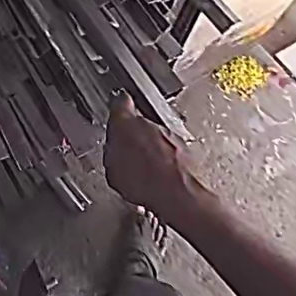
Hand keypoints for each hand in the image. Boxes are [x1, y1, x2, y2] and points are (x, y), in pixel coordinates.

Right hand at [104, 93, 204, 225]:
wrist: (174, 192)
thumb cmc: (143, 180)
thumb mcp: (112, 171)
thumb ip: (112, 154)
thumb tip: (113, 155)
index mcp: (125, 123)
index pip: (120, 103)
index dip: (119, 106)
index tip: (118, 107)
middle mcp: (149, 123)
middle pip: (139, 123)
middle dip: (136, 136)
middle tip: (130, 156)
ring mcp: (168, 134)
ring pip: (156, 136)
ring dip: (152, 149)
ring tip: (146, 172)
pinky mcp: (184, 147)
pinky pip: (170, 150)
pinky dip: (166, 159)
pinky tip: (159, 178)